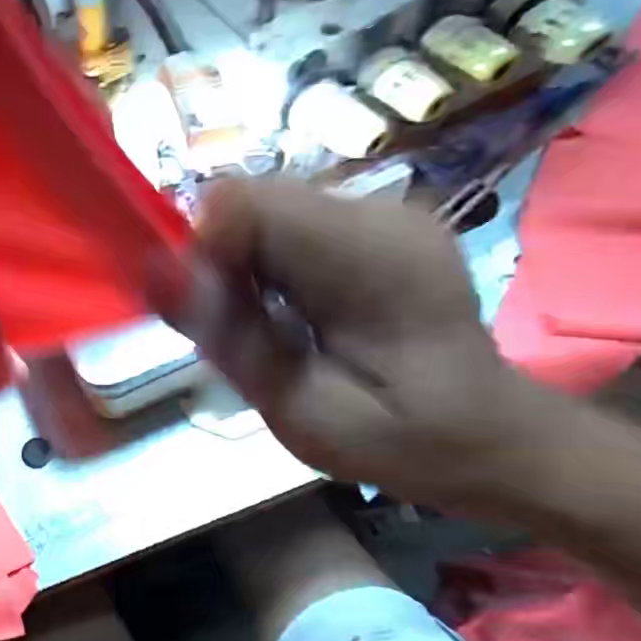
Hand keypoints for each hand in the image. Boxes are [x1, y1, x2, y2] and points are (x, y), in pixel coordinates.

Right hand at [172, 179, 545, 507]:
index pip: (246, 204)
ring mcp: (382, 208)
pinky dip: (264, 257)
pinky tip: (292, 305)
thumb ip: (228, 337)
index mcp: (373, 260)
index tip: (205, 312)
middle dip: (219, 258)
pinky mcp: (375, 217)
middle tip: (237, 326)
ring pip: (262, 205)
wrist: (489, 435)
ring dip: (240, 259)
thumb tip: (151, 268)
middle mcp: (379, 213)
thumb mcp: (299, 412)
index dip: (202, 249)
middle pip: (250, 198)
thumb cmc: (398, 442)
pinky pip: (286, 217)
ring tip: (269, 321)